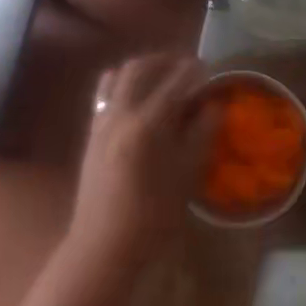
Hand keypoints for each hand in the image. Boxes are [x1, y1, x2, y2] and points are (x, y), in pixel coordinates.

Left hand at [61, 53, 208, 287]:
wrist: (103, 244)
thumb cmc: (152, 216)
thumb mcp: (187, 176)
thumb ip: (201, 134)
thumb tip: (214, 105)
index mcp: (148, 123)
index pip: (175, 82)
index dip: (194, 71)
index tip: (208, 68)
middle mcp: (121, 112)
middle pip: (141, 68)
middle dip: (165, 60)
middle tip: (185, 66)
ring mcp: (101, 120)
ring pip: (119, 75)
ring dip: (142, 68)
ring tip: (161, 75)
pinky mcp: (91, 131)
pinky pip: (105, 92)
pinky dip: (123, 83)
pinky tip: (136, 96)